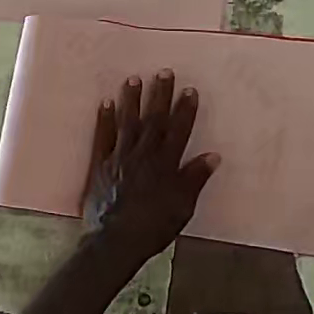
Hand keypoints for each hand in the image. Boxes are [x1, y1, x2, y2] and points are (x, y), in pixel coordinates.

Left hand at [81, 70, 220, 265]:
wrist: (116, 240)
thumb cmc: (154, 227)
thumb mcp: (183, 207)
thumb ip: (195, 178)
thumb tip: (213, 155)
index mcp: (166, 164)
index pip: (179, 130)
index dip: (185, 109)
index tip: (190, 89)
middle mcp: (143, 154)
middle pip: (154, 120)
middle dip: (160, 95)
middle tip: (164, 72)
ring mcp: (119, 157)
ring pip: (128, 122)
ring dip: (132, 99)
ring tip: (134, 78)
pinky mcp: (100, 164)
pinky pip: (103, 136)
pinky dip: (105, 118)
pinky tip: (106, 102)